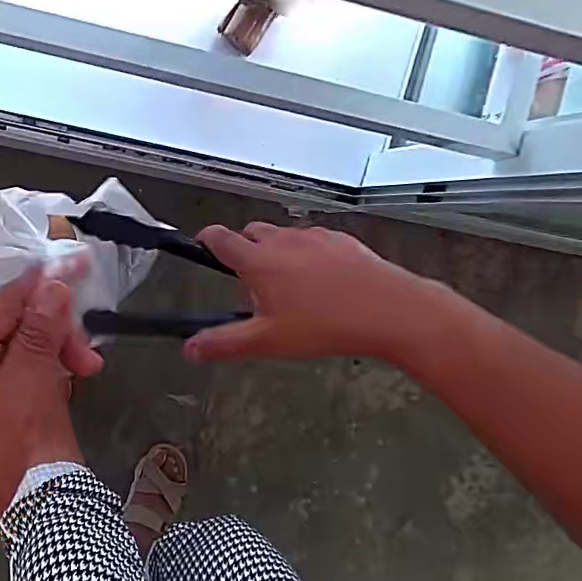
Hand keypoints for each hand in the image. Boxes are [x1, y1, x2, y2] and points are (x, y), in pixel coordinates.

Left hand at [0, 270, 103, 541]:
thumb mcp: (19, 398)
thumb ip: (37, 339)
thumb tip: (55, 285)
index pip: (10, 299)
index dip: (49, 280)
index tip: (87, 262)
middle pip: (18, 323)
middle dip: (58, 333)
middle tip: (91, 362)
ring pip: (24, 349)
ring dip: (56, 356)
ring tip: (82, 378)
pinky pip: (21, 374)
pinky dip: (46, 377)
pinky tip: (61, 391)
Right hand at [183, 223, 445, 362]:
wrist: (389, 310)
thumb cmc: (328, 324)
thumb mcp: (269, 341)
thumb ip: (225, 343)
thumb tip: (191, 348)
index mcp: (259, 262)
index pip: (221, 239)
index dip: (207, 239)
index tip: (202, 242)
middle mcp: (284, 242)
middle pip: (251, 232)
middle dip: (243, 248)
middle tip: (249, 280)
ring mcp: (315, 238)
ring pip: (283, 235)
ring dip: (275, 251)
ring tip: (286, 285)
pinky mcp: (341, 240)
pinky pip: (313, 240)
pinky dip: (306, 253)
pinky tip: (320, 281)